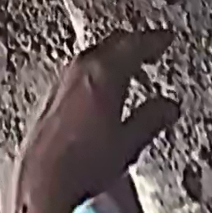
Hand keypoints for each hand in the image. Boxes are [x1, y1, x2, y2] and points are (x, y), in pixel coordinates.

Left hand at [0, 30, 175, 212]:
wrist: (43, 175)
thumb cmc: (83, 162)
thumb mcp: (127, 144)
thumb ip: (150, 119)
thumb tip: (168, 106)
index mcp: (104, 73)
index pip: (133, 45)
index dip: (153, 40)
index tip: (166, 37)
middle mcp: (83, 66)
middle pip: (114, 42)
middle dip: (135, 43)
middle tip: (153, 47)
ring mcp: (66, 75)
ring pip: (97, 51)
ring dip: (117, 54)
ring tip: (133, 65)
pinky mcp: (55, 87)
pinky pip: (84, 64)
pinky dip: (101, 65)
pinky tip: (105, 82)